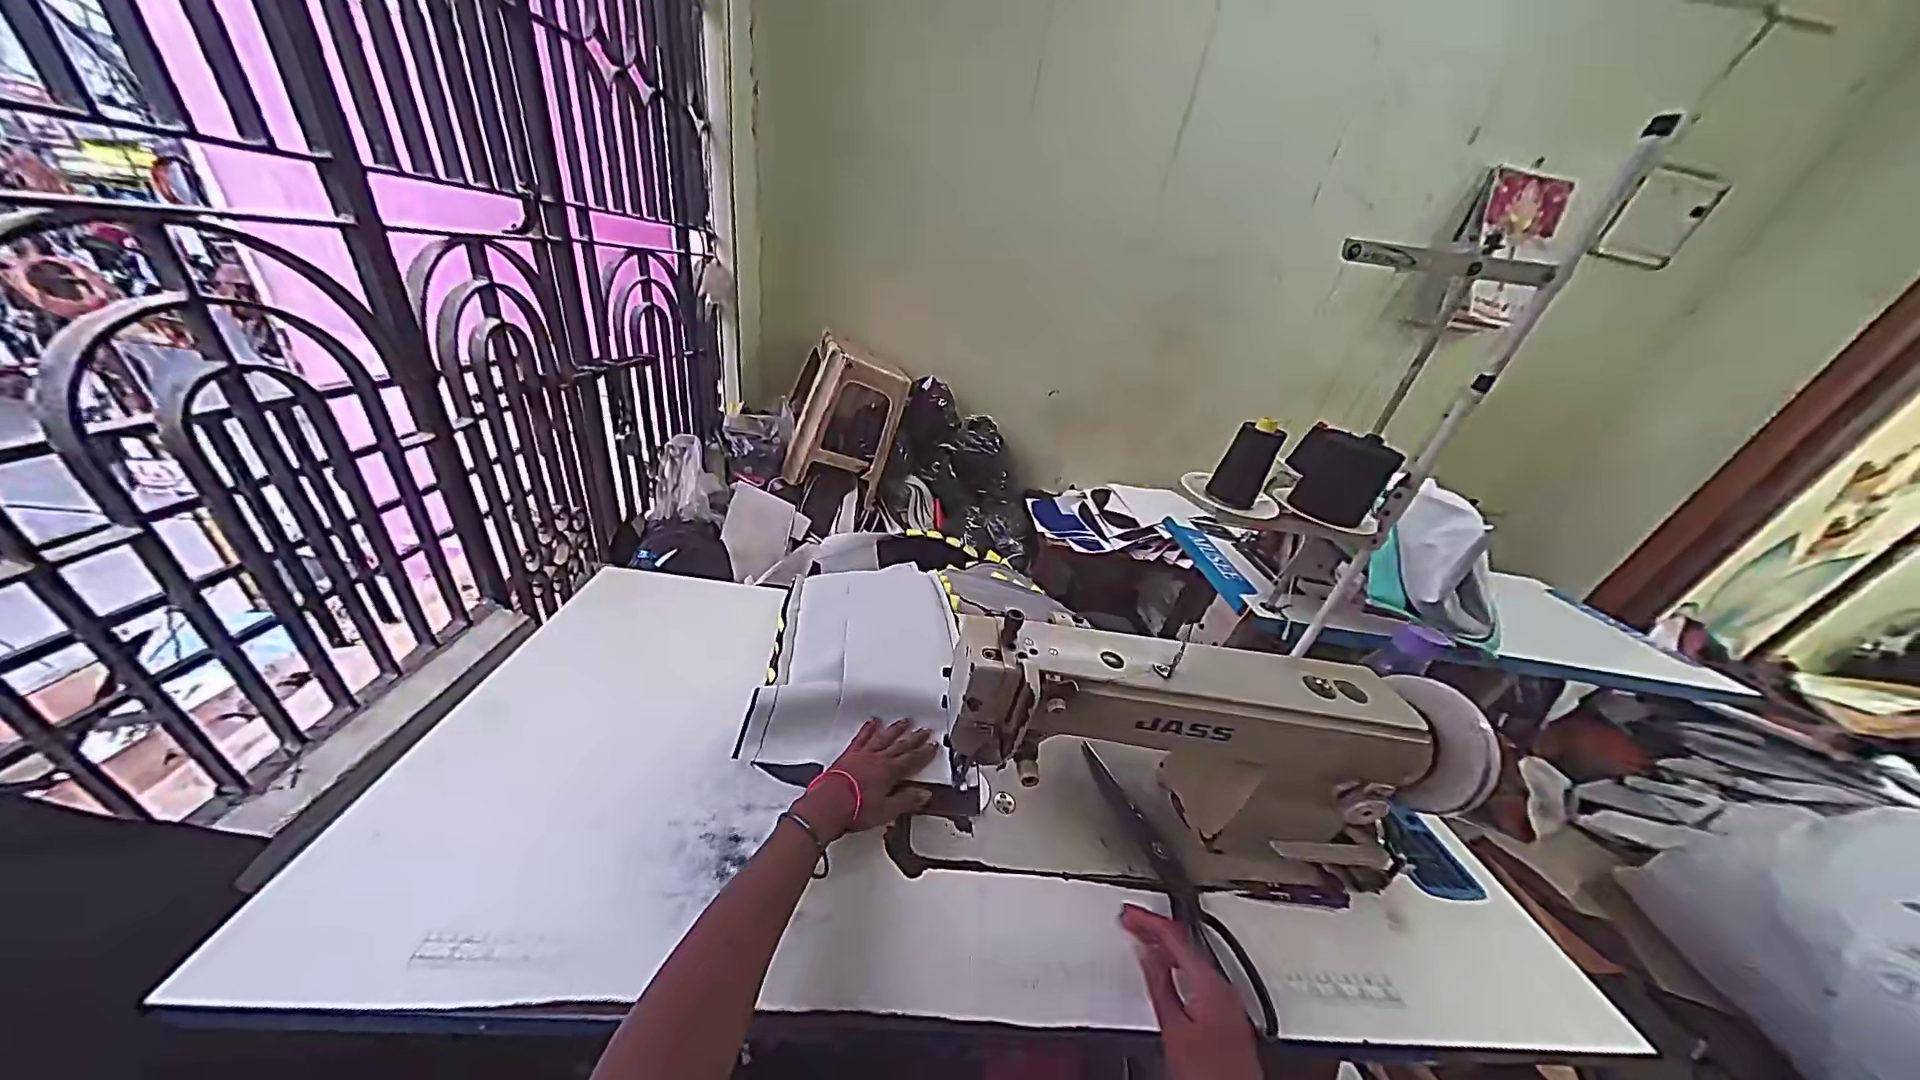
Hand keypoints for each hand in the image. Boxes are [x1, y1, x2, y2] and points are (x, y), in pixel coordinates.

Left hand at [793, 718, 937, 840]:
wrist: (828, 805)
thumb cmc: (853, 809)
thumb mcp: (887, 810)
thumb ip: (907, 801)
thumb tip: (922, 795)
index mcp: (889, 772)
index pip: (912, 760)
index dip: (924, 753)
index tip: (932, 746)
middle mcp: (878, 759)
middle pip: (901, 745)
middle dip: (915, 737)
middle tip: (924, 730)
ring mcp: (863, 755)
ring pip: (884, 737)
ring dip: (895, 729)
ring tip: (904, 722)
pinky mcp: (849, 755)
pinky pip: (862, 738)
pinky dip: (868, 729)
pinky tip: (872, 723)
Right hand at [1120, 904, 1261, 1079]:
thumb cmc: (1208, 1074)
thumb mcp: (1172, 1026)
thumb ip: (1158, 984)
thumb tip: (1144, 950)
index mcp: (1210, 983)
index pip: (1175, 937)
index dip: (1149, 921)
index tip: (1129, 914)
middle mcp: (1223, 987)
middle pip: (1185, 944)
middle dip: (1155, 930)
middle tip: (1130, 921)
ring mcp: (1228, 1001)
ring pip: (1192, 959)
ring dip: (1166, 947)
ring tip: (1141, 938)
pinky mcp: (1226, 1014)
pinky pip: (1199, 975)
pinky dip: (1178, 964)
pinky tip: (1164, 967)